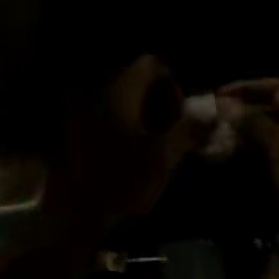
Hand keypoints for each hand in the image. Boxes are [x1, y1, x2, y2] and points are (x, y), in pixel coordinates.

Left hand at [40, 56, 203, 244]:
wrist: (71, 215)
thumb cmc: (121, 183)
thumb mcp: (163, 159)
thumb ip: (186, 131)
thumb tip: (207, 116)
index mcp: (121, 93)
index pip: (150, 64)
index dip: (170, 84)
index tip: (178, 115)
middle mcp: (99, 93)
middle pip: (134, 79)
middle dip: (156, 100)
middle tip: (169, 132)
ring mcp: (81, 110)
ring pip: (120, 98)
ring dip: (139, 114)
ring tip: (150, 145)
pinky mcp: (72, 129)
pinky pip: (104, 114)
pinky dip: (121, 124)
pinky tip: (126, 153)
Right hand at [217, 78, 278, 265]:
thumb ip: (253, 122)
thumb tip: (224, 103)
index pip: (275, 89)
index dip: (246, 88)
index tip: (217, 96)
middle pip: (267, 113)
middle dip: (238, 114)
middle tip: (209, 121)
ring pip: (262, 139)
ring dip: (238, 138)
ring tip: (210, 142)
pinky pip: (262, 162)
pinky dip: (243, 160)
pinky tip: (222, 164)